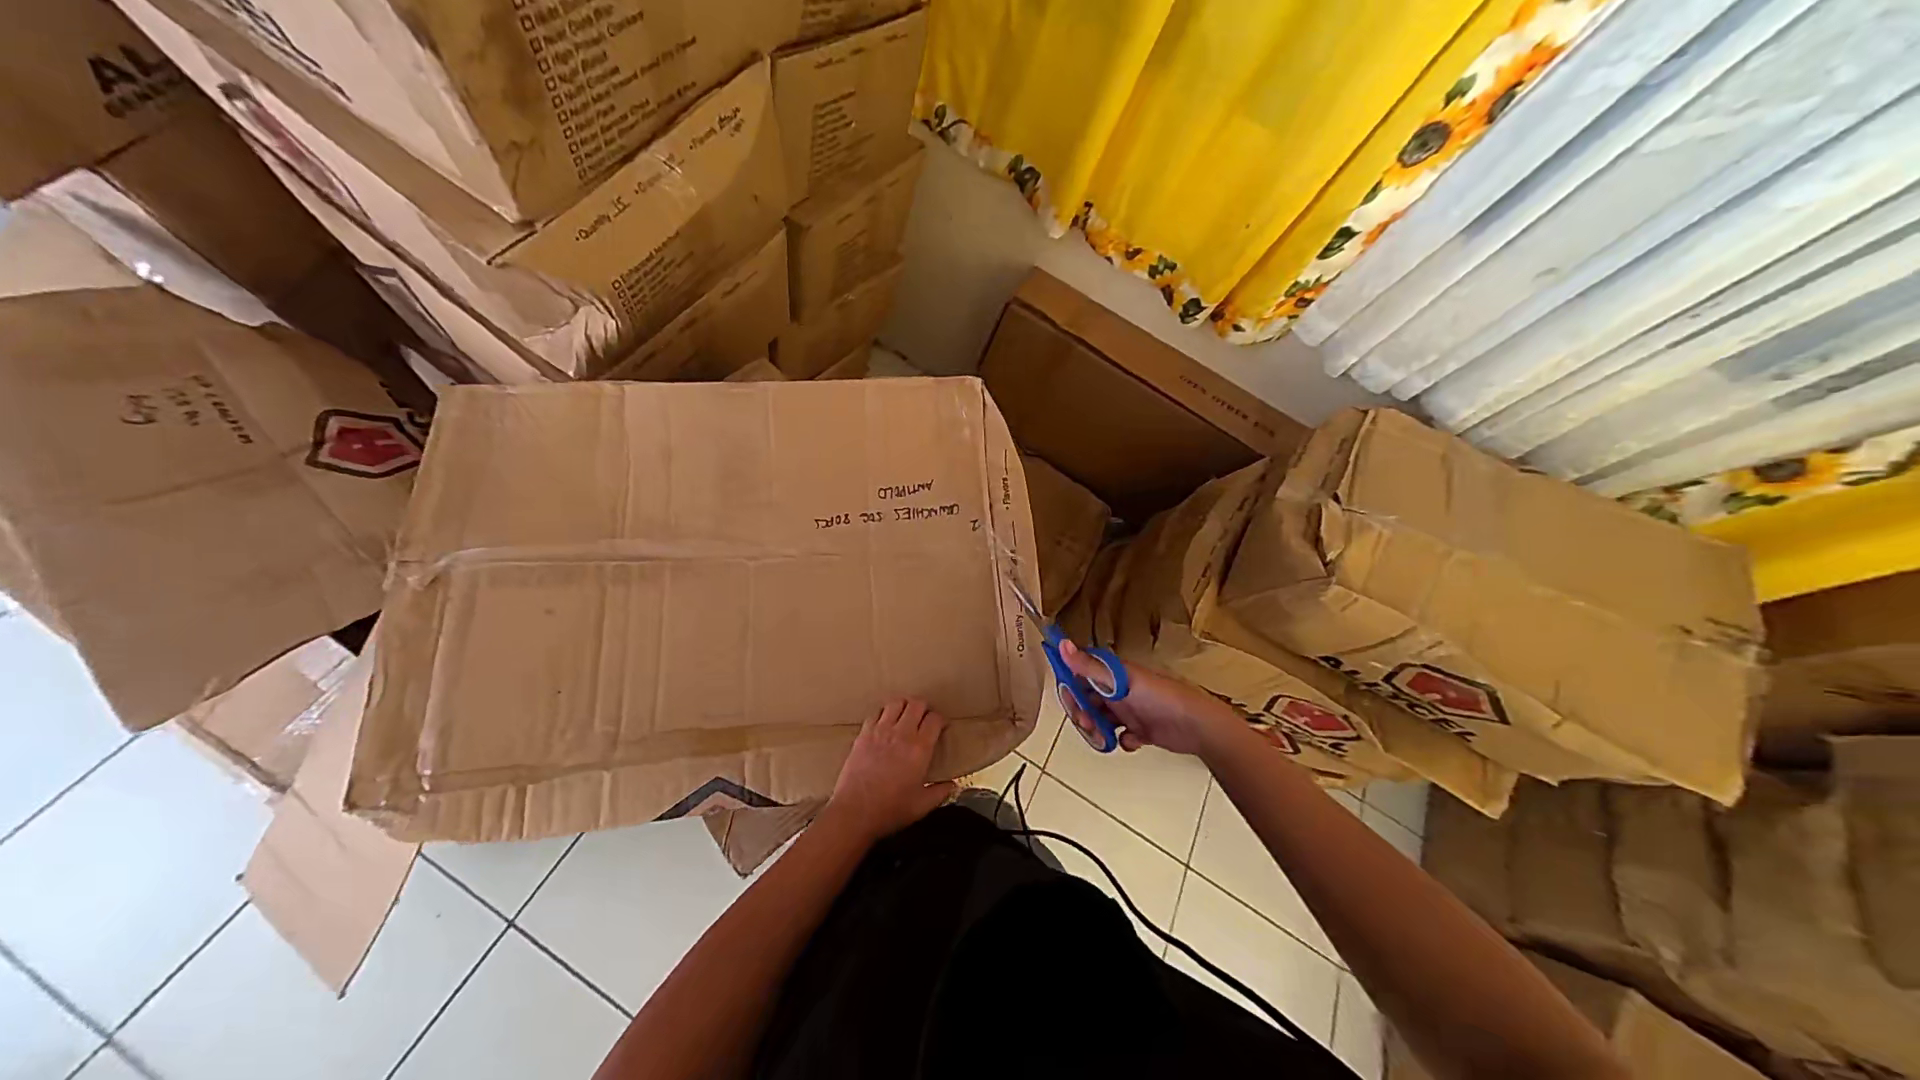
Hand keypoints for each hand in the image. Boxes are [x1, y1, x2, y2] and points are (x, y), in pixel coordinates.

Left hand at [823, 698, 956, 843]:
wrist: (855, 811)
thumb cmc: (890, 810)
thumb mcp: (921, 805)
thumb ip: (940, 793)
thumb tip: (952, 786)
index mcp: (920, 749)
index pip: (935, 719)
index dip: (940, 720)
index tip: (941, 728)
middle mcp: (901, 734)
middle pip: (916, 704)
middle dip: (924, 708)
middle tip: (924, 720)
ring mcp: (880, 731)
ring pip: (896, 703)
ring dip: (903, 706)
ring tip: (905, 717)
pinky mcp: (863, 734)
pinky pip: (876, 713)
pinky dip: (883, 714)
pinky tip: (884, 725)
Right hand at [1057, 640, 1244, 757]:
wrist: (1197, 726)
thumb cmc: (1161, 698)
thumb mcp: (1120, 682)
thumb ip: (1089, 667)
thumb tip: (1062, 644)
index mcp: (1113, 674)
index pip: (1081, 676)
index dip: (1071, 688)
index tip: (1070, 702)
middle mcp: (1119, 690)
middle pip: (1088, 701)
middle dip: (1083, 715)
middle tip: (1089, 726)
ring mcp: (1130, 710)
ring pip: (1101, 720)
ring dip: (1098, 731)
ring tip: (1106, 740)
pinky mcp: (1141, 729)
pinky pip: (1121, 736)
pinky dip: (1122, 741)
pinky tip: (1132, 741)